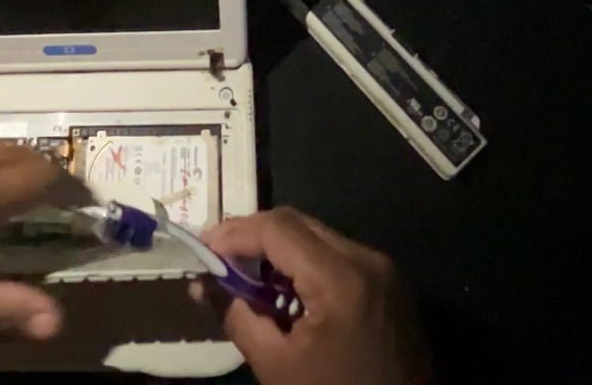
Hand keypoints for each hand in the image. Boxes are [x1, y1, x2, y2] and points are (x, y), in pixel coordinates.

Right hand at [202, 208, 431, 384]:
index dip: (234, 233)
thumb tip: (203, 283)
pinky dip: (304, 263)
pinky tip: (282, 288)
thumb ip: (237, 315)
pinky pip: (337, 255)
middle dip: (253, 236)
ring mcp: (383, 268)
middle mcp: (366, 258)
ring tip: (244, 275)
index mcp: (341, 278)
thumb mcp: (277, 367)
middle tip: (217, 259)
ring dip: (278, 249)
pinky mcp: (389, 282)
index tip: (202, 250)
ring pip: (317, 235)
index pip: (278, 228)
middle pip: (298, 224)